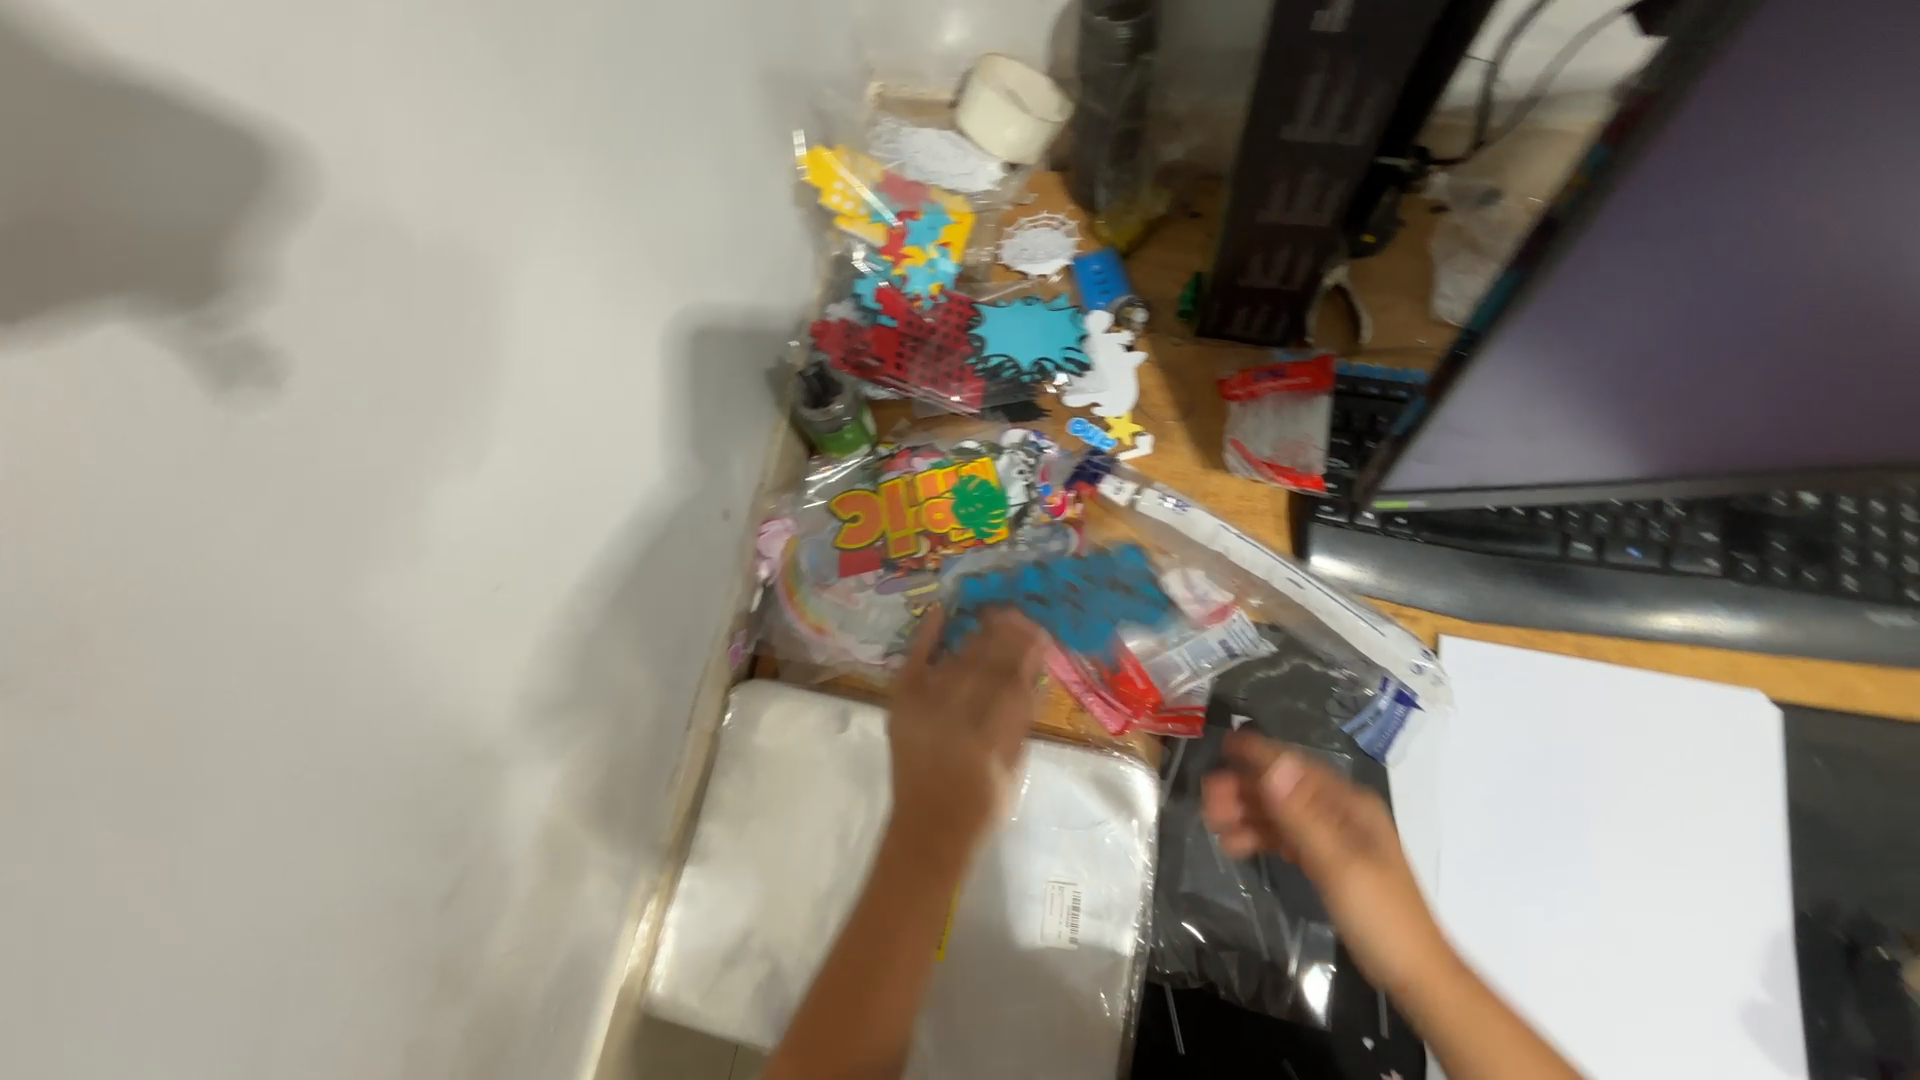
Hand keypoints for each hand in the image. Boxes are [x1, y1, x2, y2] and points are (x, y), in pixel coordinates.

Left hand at [886, 606, 1049, 854]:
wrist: (928, 828)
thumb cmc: (983, 804)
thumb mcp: (1015, 767)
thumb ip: (1022, 721)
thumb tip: (1032, 675)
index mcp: (990, 740)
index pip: (1013, 684)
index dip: (1027, 655)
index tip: (1040, 633)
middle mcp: (955, 720)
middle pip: (985, 666)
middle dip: (1006, 636)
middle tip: (1020, 615)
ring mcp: (924, 710)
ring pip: (956, 661)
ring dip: (978, 635)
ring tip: (995, 615)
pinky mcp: (900, 706)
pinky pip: (914, 663)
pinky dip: (927, 636)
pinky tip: (940, 612)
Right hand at [1202, 731, 1452, 993]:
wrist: (1414, 974)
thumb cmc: (1380, 916)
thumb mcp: (1338, 863)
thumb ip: (1301, 815)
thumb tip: (1272, 766)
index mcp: (1350, 805)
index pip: (1297, 768)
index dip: (1260, 754)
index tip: (1223, 743)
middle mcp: (1340, 814)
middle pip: (1283, 789)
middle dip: (1245, 789)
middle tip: (1207, 798)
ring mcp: (1332, 838)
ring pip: (1280, 814)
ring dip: (1247, 814)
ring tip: (1212, 822)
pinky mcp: (1324, 862)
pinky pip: (1284, 839)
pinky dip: (1259, 837)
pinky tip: (1234, 844)